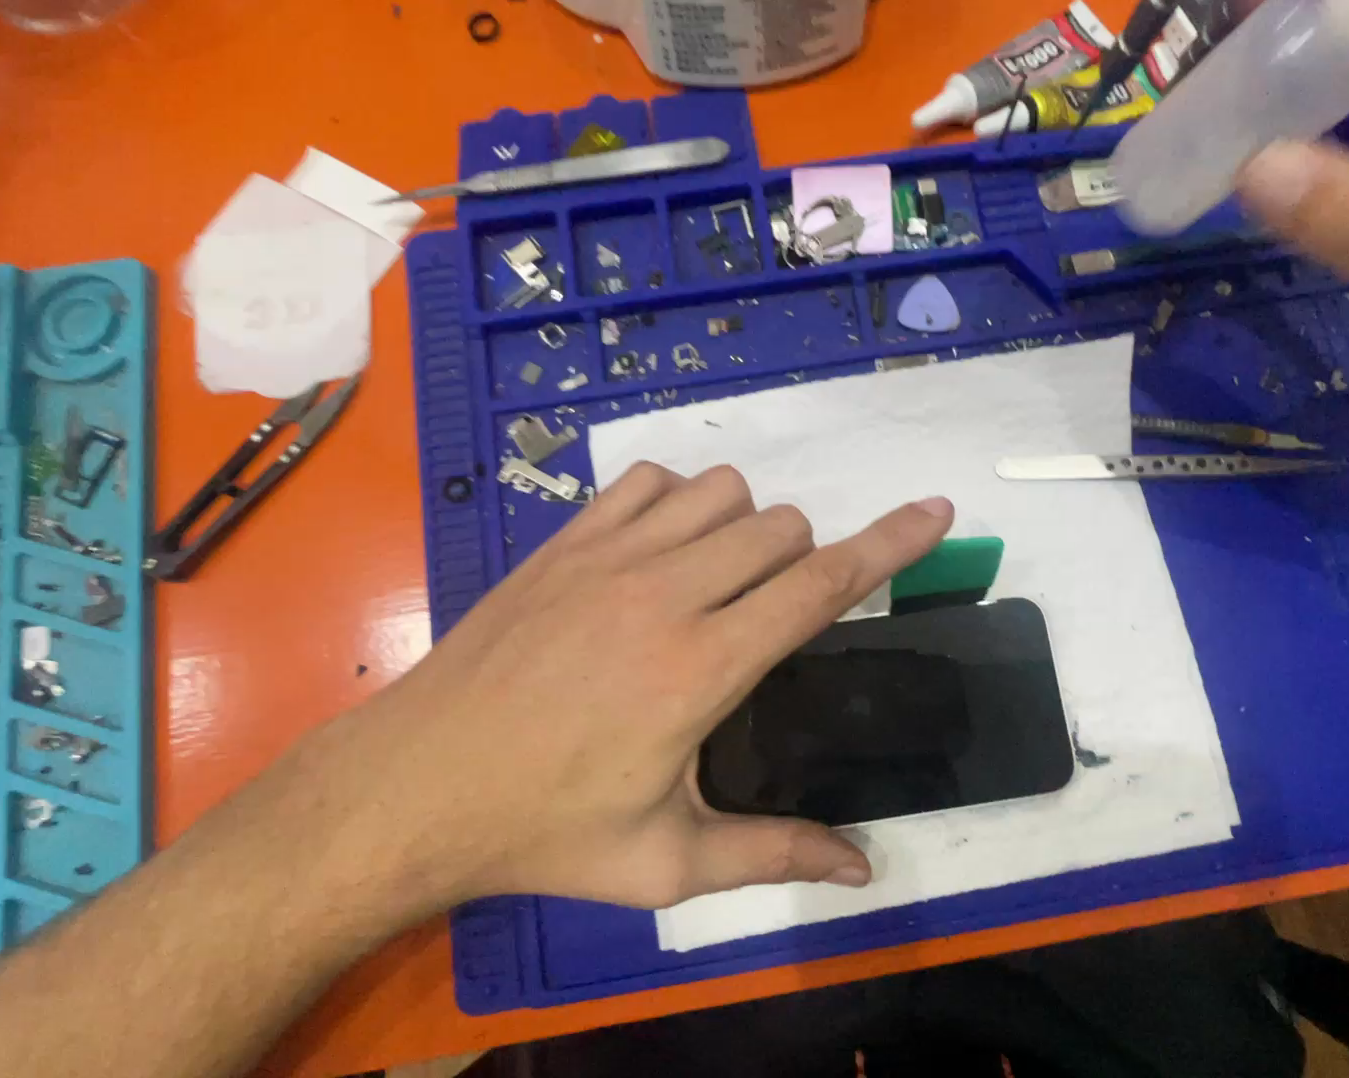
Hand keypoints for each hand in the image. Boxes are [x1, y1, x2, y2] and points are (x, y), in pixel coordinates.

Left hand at [323, 463, 952, 913]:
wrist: (413, 786)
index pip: (820, 586)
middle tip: (766, 622)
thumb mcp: (666, 864)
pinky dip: (677, 501)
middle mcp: (665, 594)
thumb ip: (772, 855)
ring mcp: (608, 556)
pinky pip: (649, 480)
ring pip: (722, 491)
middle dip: (802, 562)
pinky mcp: (563, 542)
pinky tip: (658, 550)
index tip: (935, 511)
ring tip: (717, 583)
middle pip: (780, 529)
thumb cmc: (543, 829)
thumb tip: (862, 868)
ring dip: (743, 528)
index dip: (890, 544)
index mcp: (702, 669)